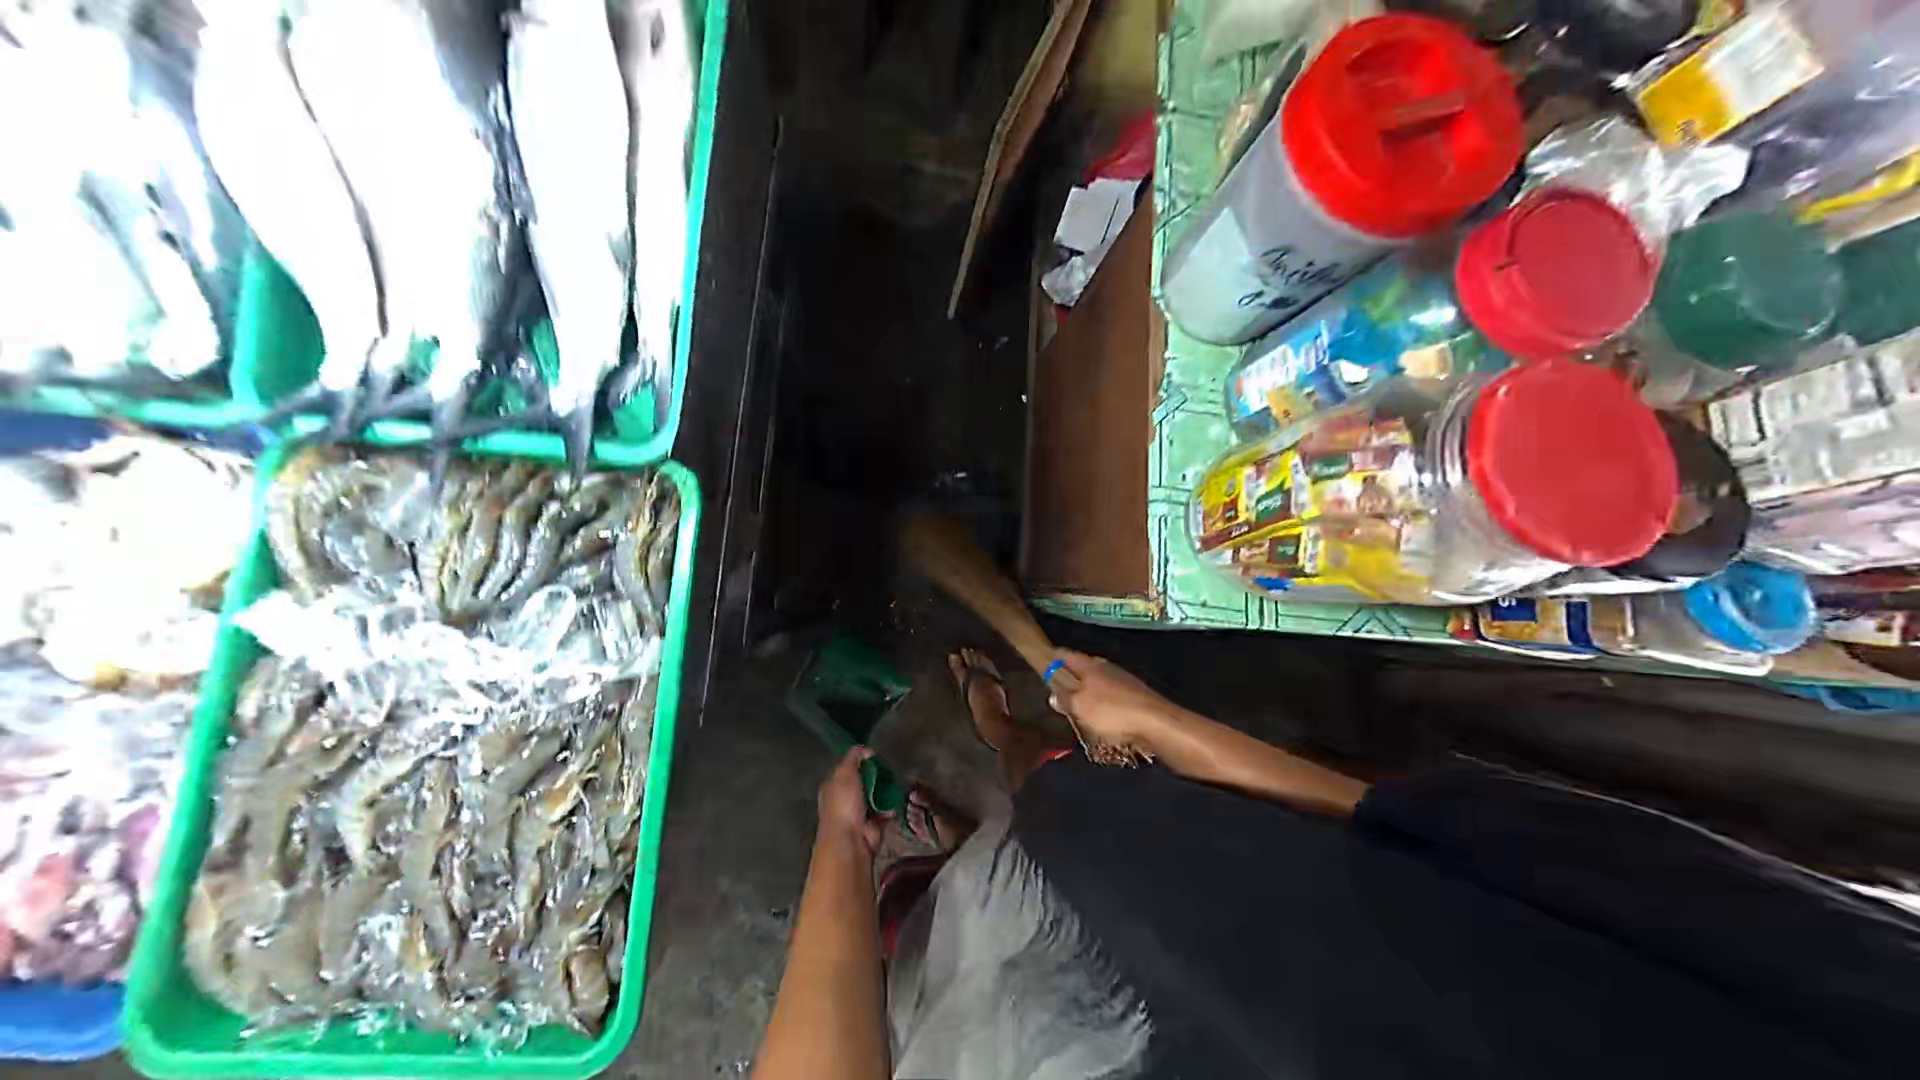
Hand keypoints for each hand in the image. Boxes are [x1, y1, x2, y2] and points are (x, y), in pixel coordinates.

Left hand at [816, 746, 884, 858]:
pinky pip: (886, 809)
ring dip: (887, 790)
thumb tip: (867, 750)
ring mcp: (861, 811)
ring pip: (878, 793)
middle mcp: (846, 797)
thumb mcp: (845, 772)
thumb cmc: (844, 803)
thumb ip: (854, 757)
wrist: (851, 839)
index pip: (849, 767)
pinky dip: (890, 806)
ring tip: (894, 785)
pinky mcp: (875, 823)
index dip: (862, 760)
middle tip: (888, 770)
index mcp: (834, 785)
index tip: (875, 755)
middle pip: (866, 779)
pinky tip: (892, 804)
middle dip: (878, 775)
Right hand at [1047, 650, 1187, 754]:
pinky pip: (1111, 696)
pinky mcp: (1135, 696)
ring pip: (1098, 682)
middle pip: (1083, 667)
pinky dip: (1102, 702)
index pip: (1066, 654)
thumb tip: (1054, 695)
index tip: (1042, 660)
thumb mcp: (1080, 707)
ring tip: (1076, 704)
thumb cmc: (1112, 711)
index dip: (1053, 657)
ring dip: (1086, 691)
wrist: (1156, 722)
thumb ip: (1065, 700)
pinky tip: (1100, 716)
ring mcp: (1123, 681)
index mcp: (1090, 665)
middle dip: (1070, 676)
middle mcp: (1106, 668)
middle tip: (1056, 687)